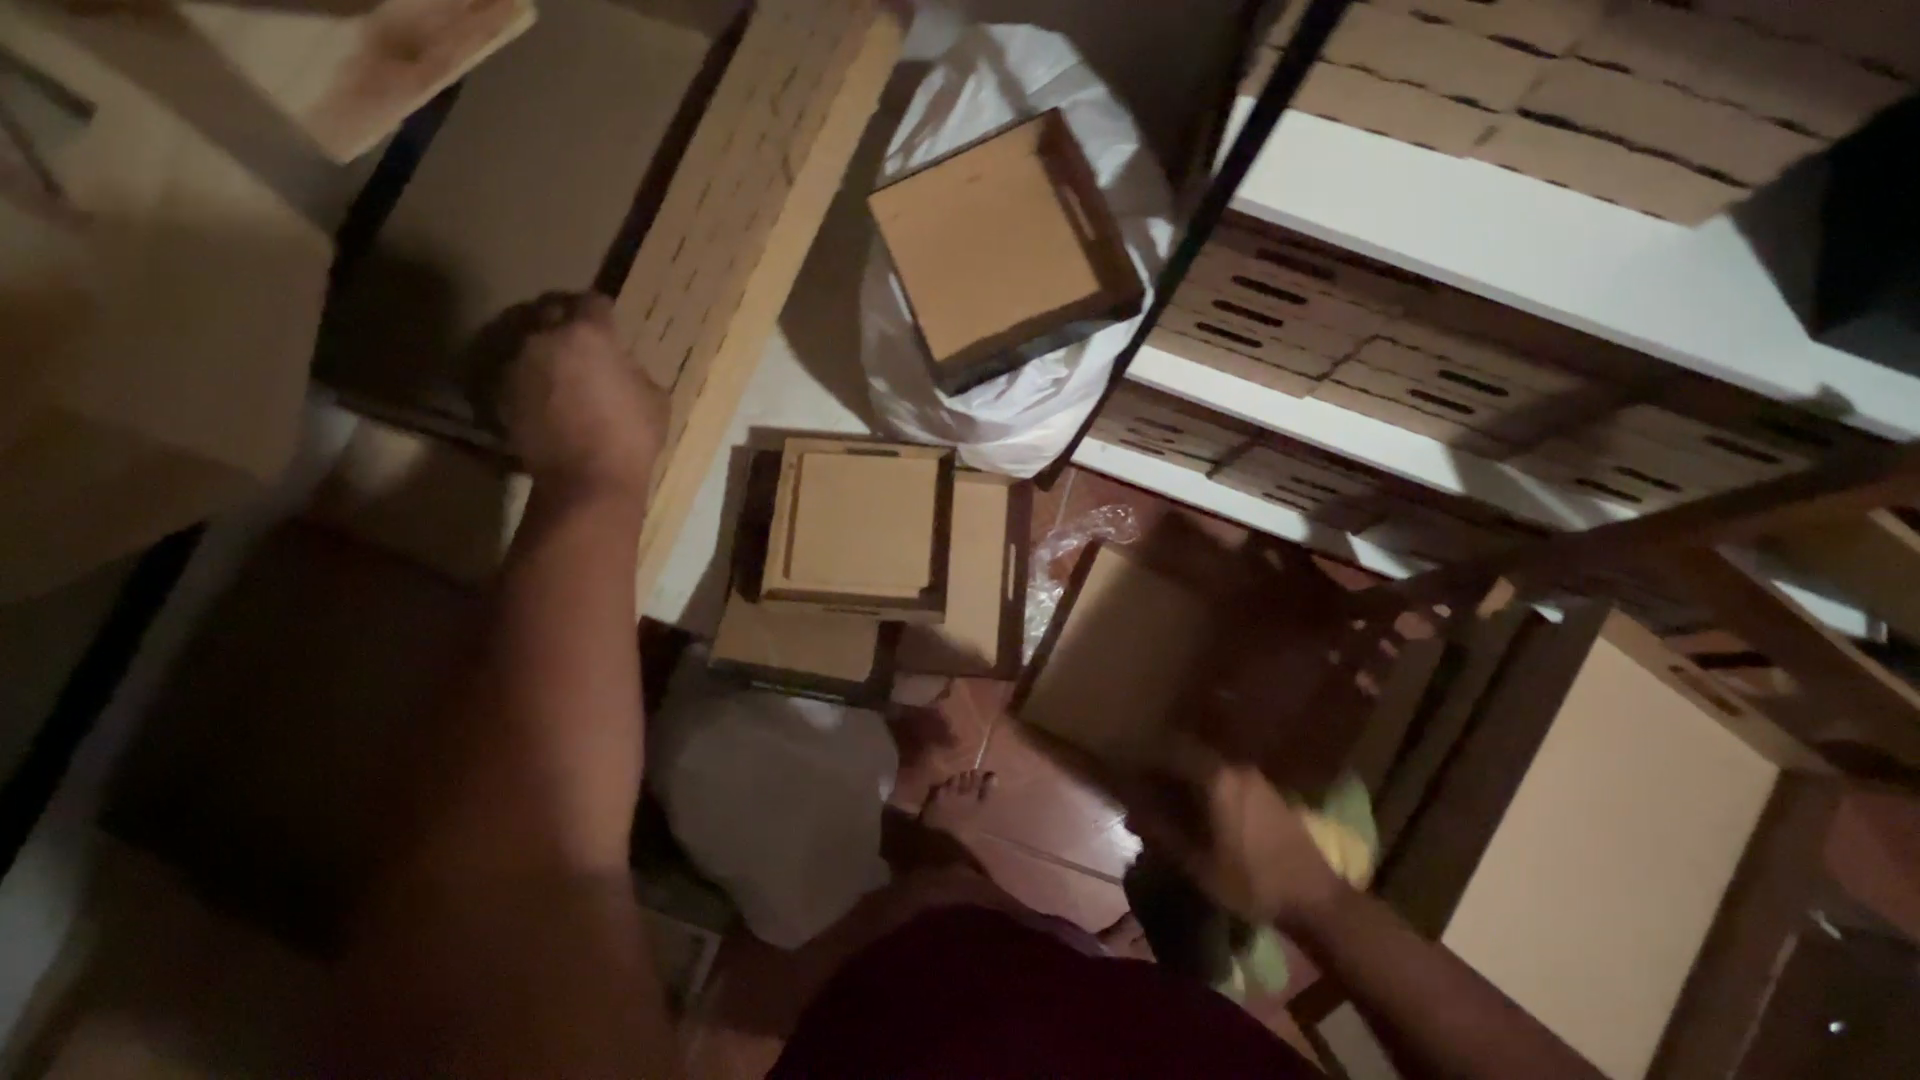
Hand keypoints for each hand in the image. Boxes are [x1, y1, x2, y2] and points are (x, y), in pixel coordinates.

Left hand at [500, 292, 667, 499]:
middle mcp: (545, 339)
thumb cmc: (631, 437)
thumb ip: (632, 370)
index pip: (593, 302)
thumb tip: (619, 367)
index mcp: (588, 333)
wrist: (587, 482)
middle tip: (583, 341)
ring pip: (530, 344)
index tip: (610, 323)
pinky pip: (518, 375)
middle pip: (551, 312)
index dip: (603, 312)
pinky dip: (531, 381)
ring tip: (561, 371)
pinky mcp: (502, 396)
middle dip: (566, 321)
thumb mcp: (654, 397)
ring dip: (546, 352)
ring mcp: (518, 367)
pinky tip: (547, 399)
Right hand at [1125, 751, 1347, 927]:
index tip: (1122, 772)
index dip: (1142, 761)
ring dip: (1182, 778)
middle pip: (1187, 756)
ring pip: (1206, 767)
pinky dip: (1203, 786)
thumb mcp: (1197, 863)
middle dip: (1160, 769)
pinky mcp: (1267, 792)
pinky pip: (1224, 778)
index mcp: (1216, 779)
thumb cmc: (1251, 882)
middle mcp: (1235, 768)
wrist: (1314, 899)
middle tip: (1138, 789)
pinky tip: (1195, 810)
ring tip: (1162, 801)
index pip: (1167, 753)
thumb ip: (1161, 832)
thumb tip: (1130, 812)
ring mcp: (1255, 778)